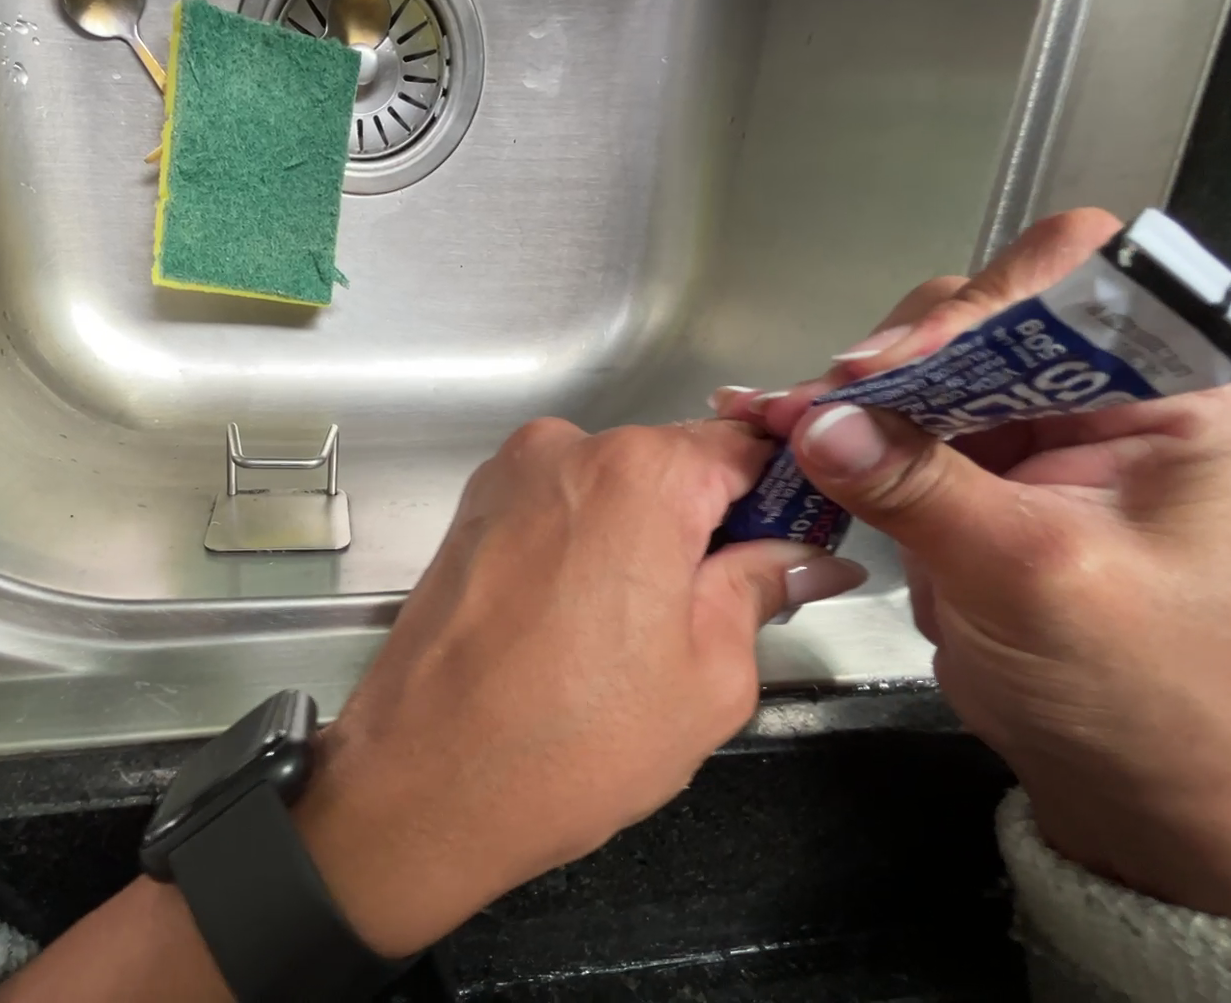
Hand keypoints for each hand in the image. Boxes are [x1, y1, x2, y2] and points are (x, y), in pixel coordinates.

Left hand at [294, 418, 867, 955]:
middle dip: (705, 522)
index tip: (791, 548)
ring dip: (640, 536)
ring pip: (608, 487)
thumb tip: (808, 555)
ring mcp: (504, 476)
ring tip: (634, 625)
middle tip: (717, 604)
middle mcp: (563, 448)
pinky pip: (554, 508)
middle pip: (670, 464)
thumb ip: (760, 589)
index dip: (780, 497)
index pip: (744, 448)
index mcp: (639, 471)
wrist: (422, 781)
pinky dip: (583, 542)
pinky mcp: (468, 512)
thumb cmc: (576, 739)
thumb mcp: (708, 675)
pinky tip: (578, 615)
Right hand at [715, 209, 1230, 927]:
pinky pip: (890, 420)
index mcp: (1170, 390)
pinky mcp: (965, 464)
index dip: (972, 310)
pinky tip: (774, 429)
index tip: (875, 370)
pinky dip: (832, 425)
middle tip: (809, 403)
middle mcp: (1097, 388)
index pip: (1071, 288)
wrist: (1122, 770)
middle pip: (979, 313)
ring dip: (844, 390)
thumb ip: (919, 490)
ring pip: (918, 363)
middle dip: (889, 355)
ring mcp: (1023, 425)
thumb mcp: (1027, 576)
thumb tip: (811, 424)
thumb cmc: (1129, 683)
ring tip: (774, 420)